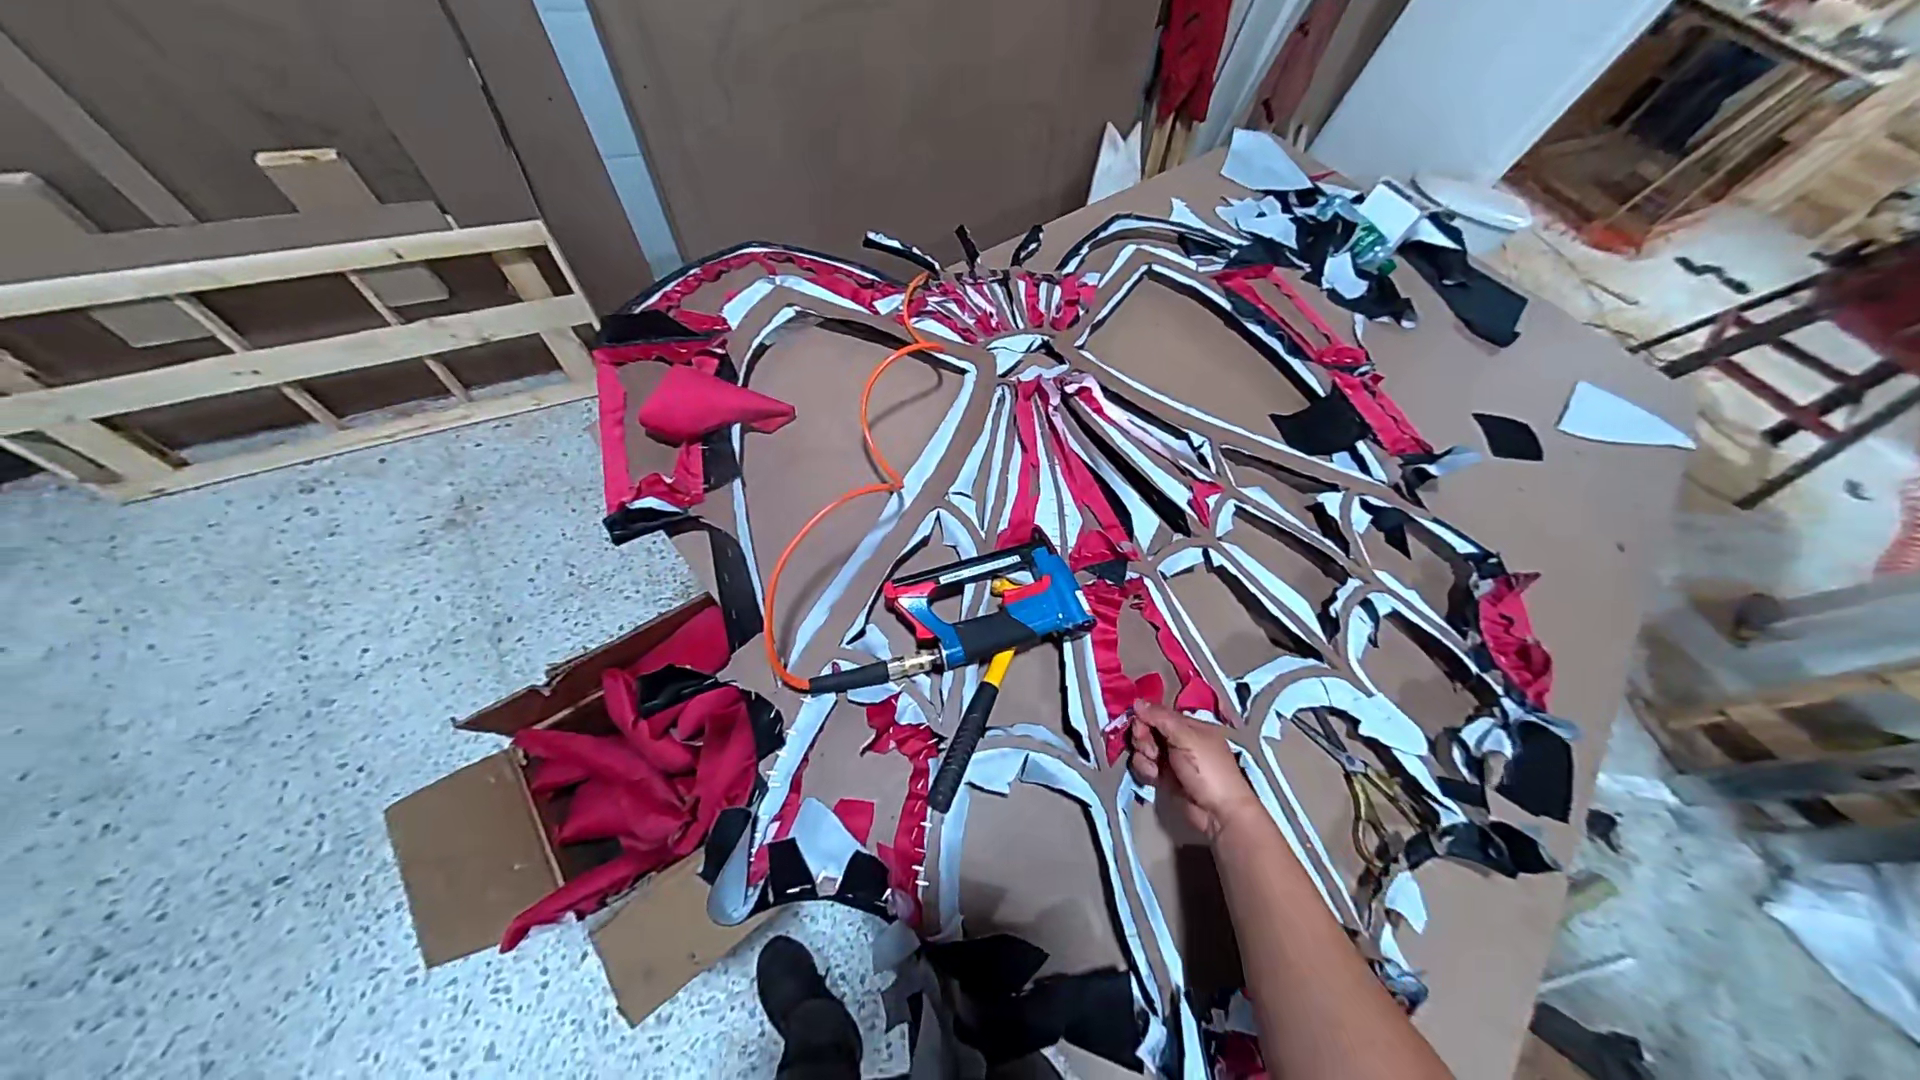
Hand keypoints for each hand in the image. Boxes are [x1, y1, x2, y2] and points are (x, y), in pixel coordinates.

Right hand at [1127, 701, 1262, 841]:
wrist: (1218, 812)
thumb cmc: (1207, 769)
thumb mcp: (1187, 737)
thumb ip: (1161, 718)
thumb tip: (1137, 701)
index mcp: (1188, 726)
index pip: (1158, 713)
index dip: (1145, 717)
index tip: (1140, 725)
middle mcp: (1177, 739)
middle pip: (1146, 729)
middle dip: (1143, 738)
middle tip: (1152, 750)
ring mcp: (1169, 759)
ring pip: (1142, 748)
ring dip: (1144, 756)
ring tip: (1156, 767)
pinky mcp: (1162, 777)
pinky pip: (1143, 766)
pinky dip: (1145, 770)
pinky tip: (1155, 777)